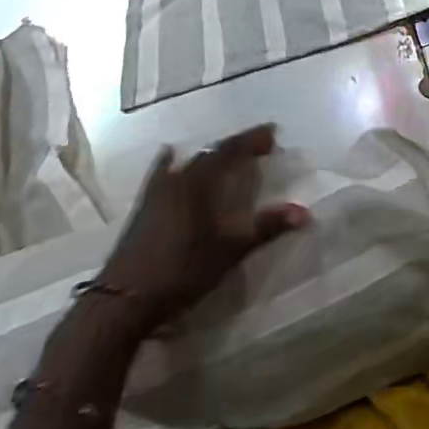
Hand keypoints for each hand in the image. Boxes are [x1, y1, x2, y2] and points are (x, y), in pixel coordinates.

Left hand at [97, 124, 308, 329]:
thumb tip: (304, 212)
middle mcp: (177, 176)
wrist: (124, 296)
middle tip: (256, 148)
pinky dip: (175, 163)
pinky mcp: (143, 205)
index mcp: (200, 181)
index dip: (252, 139)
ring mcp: (156, 190)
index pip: (230, 150)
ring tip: (223, 158)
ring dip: (208, 157)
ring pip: (187, 162)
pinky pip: (163, 172)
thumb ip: (265, 227)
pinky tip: (171, 158)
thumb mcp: (229, 250)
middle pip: (210, 153)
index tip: (272, 133)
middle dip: (234, 148)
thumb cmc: (182, 270)